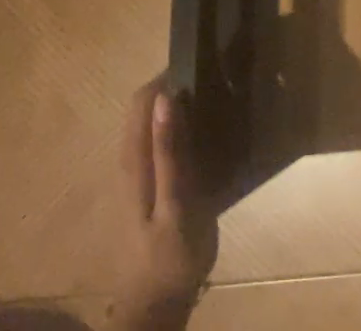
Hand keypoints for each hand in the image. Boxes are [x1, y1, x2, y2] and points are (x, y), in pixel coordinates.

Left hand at [111, 80, 217, 330]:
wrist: (159, 298)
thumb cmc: (171, 250)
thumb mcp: (177, 202)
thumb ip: (171, 151)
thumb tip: (166, 98)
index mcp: (135, 159)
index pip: (143, 98)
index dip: (172, 73)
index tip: (212, 61)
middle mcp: (133, 157)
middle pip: (150, 104)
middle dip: (183, 82)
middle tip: (227, 74)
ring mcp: (143, 169)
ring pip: (159, 118)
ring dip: (188, 100)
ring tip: (228, 93)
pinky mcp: (156, 179)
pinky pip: (168, 136)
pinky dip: (189, 121)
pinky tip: (216, 125)